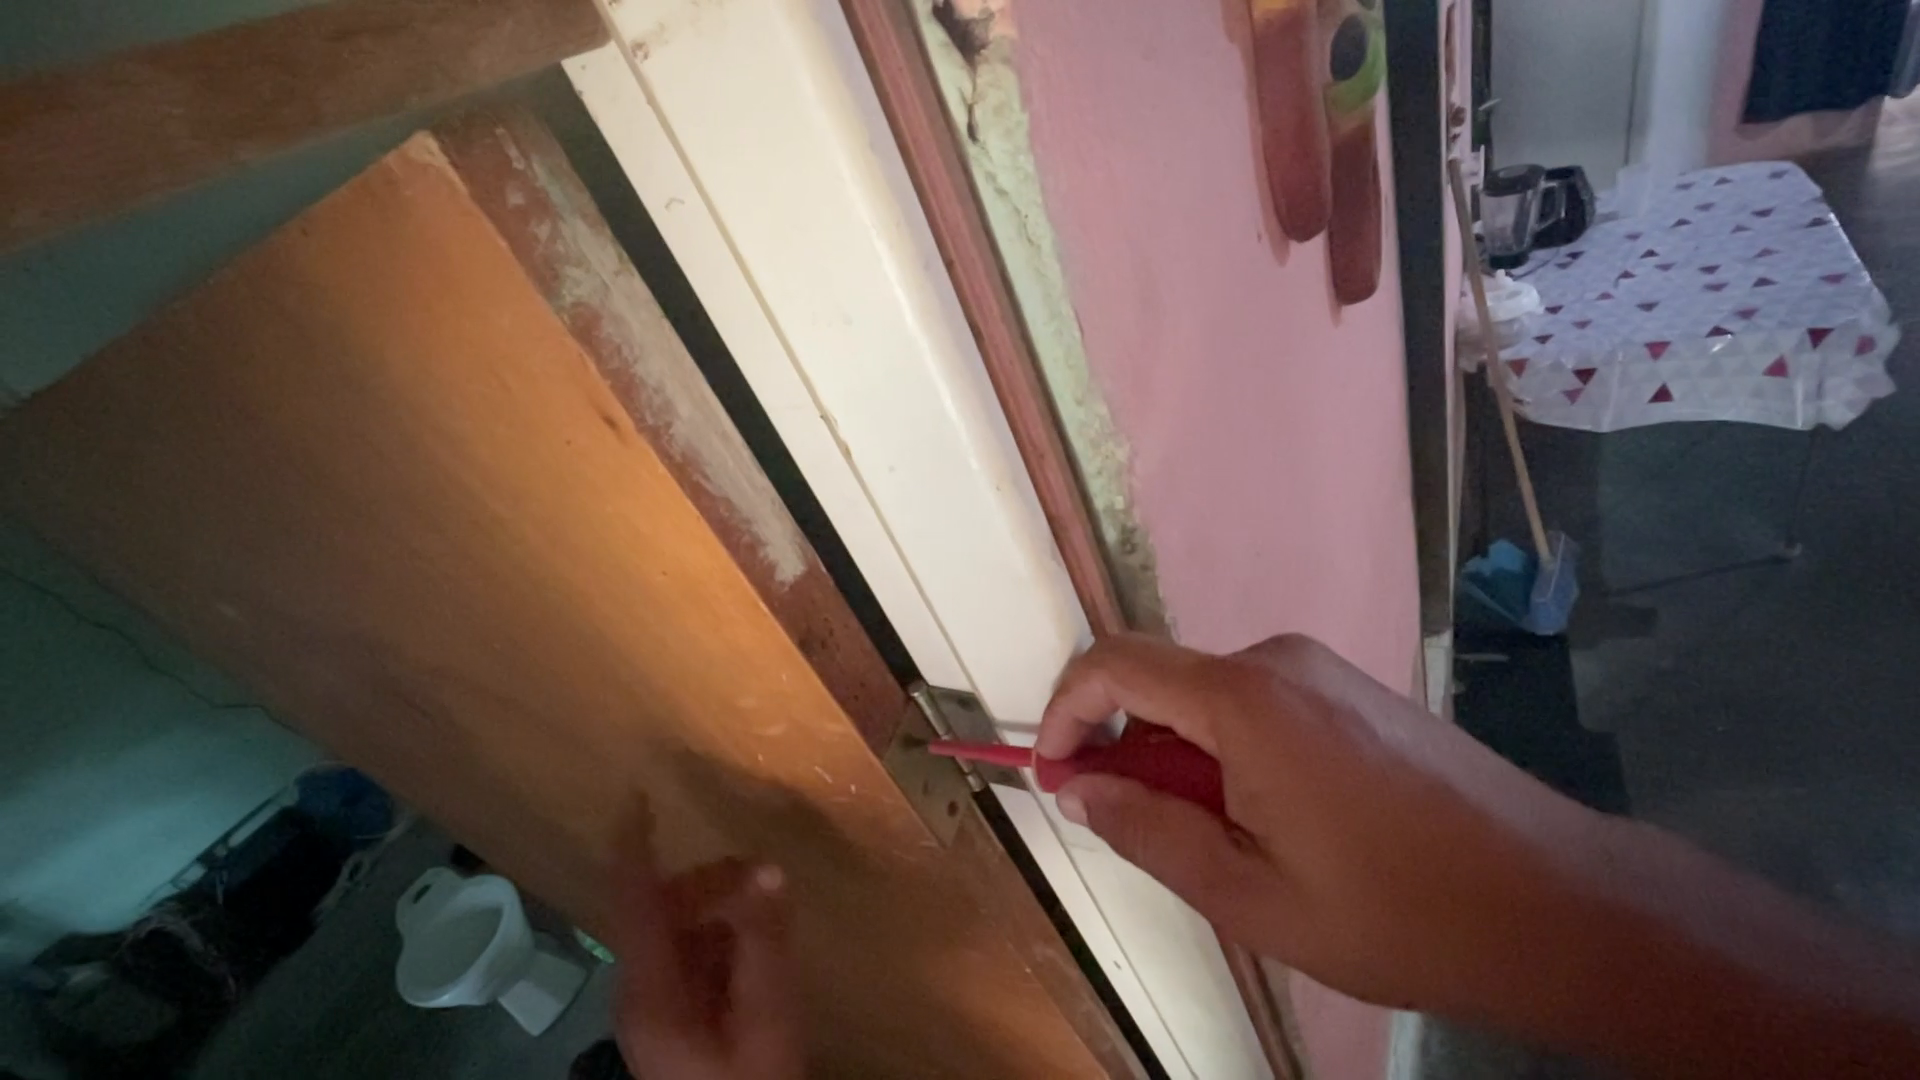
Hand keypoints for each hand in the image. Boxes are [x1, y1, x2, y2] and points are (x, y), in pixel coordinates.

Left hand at [611, 815, 803, 1079]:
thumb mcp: (768, 1014)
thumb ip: (764, 940)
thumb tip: (768, 869)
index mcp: (650, 989)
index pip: (632, 899)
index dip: (633, 845)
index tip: (636, 795)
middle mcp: (642, 988)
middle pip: (666, 905)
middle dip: (713, 880)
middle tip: (767, 878)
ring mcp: (656, 1001)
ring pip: (683, 924)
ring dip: (723, 906)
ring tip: (769, 918)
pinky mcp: (674, 1010)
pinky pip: (694, 949)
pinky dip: (725, 933)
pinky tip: (758, 949)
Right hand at [1041, 634, 1919, 1074]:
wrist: (1566, 904)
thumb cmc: (1399, 911)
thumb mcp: (1248, 894)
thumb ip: (1147, 830)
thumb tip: (1079, 787)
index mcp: (1245, 700)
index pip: (1114, 663)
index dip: (1065, 710)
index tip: (1053, 771)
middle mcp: (1275, 661)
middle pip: (1158, 684)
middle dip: (1126, 751)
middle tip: (1136, 832)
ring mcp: (1317, 670)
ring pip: (1203, 701)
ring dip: (1180, 762)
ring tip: (1222, 845)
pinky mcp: (1345, 689)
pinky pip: (1250, 706)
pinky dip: (1224, 754)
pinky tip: (1269, 821)